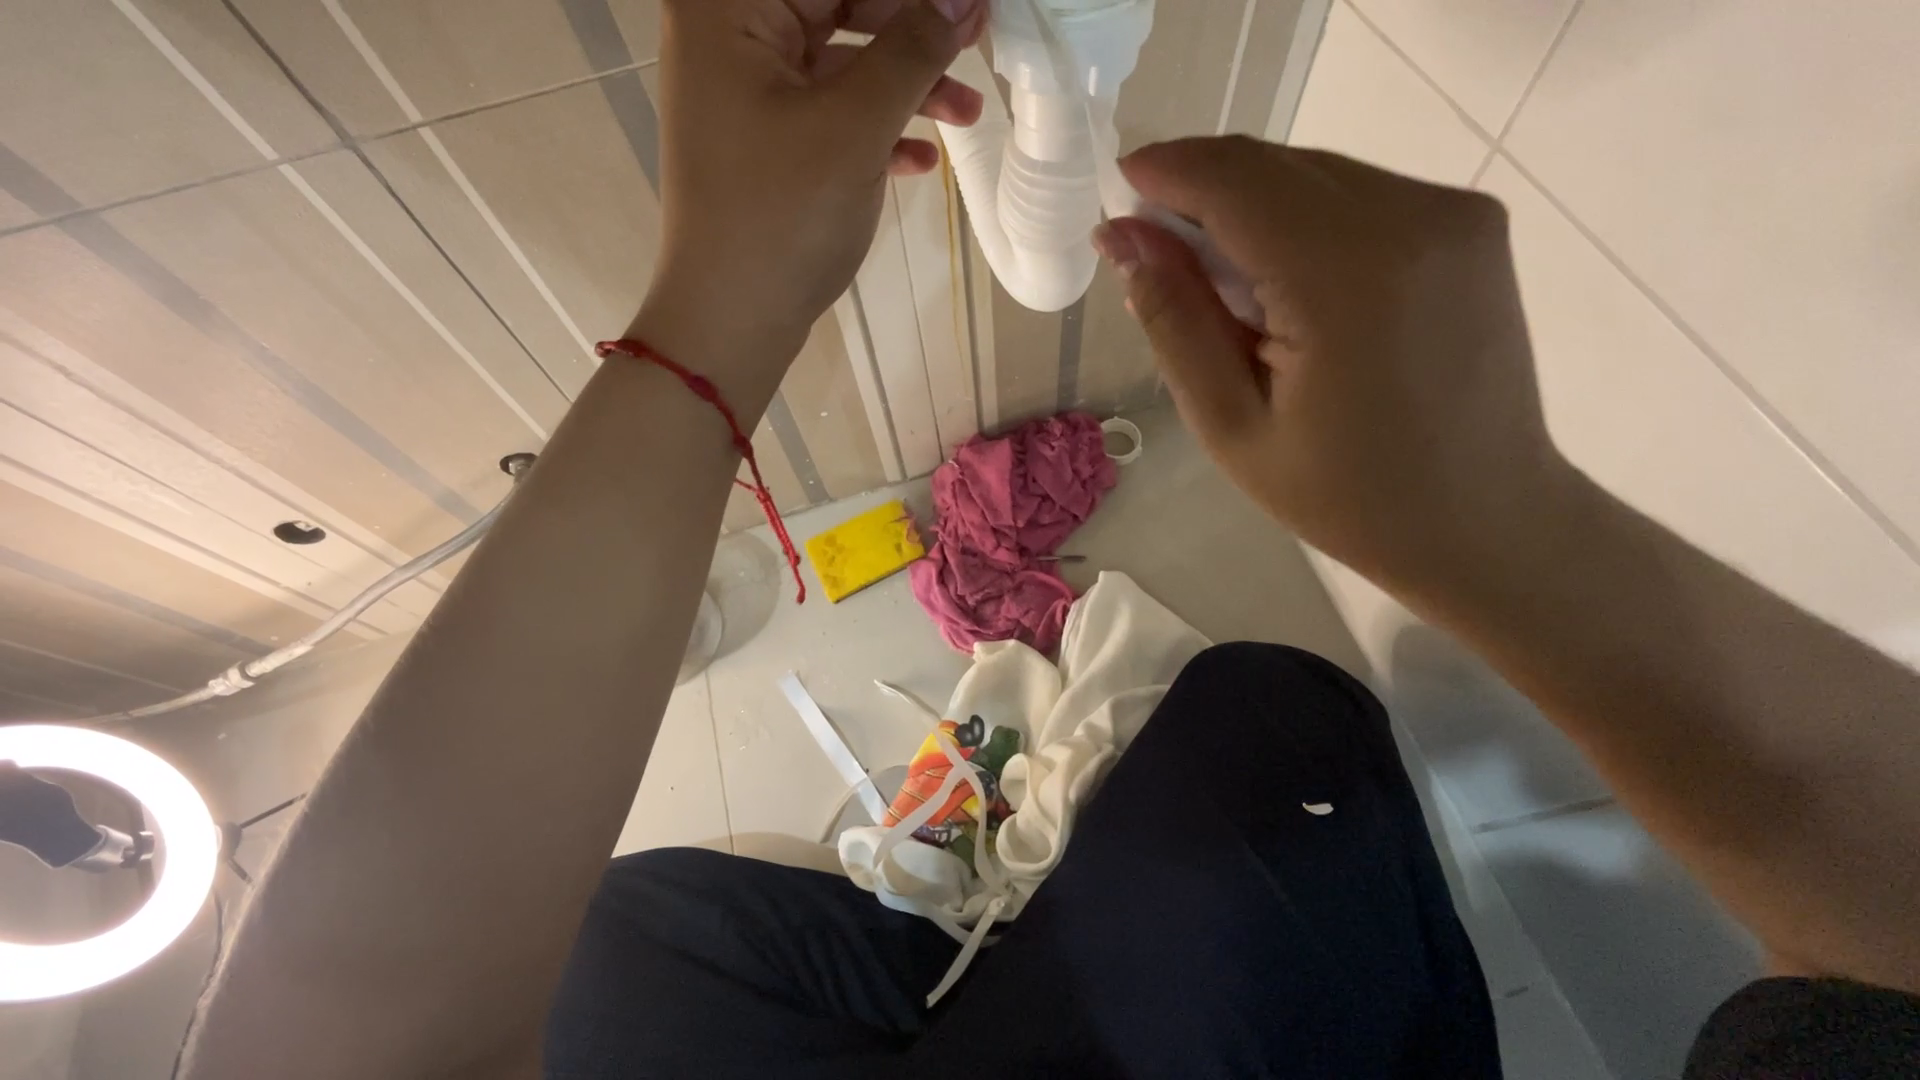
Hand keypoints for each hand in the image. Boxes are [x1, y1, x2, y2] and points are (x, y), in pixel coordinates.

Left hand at [638, 0, 987, 379]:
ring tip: (967, 117)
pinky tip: (921, 161)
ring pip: (840, 64)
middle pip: (839, 6)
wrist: (731, 321)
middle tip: (977, 46)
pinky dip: (875, 130)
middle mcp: (729, 36)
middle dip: (912, 32)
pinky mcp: (764, 145)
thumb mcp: (856, 127)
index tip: (972, 7)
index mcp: (729, 7)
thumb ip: (912, 50)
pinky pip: (828, 115)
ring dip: (906, 87)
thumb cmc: (784, 216)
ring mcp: (746, 95)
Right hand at [1093, 137, 1567, 585]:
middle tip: (1160, 262)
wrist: (1483, 517)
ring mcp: (1454, 212)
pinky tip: (1290, 287)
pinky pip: (1356, 193)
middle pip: (1273, 166)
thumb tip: (1124, 238)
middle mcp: (1413, 217)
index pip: (1234, 180)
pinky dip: (1302, 220)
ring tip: (1228, 292)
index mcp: (1346, 278)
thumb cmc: (1345, 496)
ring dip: (1251, 209)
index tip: (1117, 199)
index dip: (1166, 173)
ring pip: (1313, 174)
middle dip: (1201, 194)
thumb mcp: (1230, 426)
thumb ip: (1175, 321)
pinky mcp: (1471, 222)